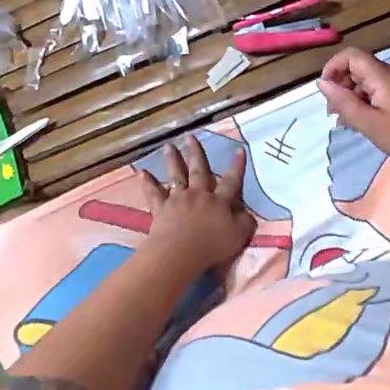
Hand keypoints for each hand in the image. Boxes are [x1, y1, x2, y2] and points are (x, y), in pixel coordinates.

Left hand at [140, 135, 254, 270]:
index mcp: (220, 202)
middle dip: (196, 153)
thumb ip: (245, 222)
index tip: (238, 149)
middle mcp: (199, 195)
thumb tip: (246, 212)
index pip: (232, 181)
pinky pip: (154, 194)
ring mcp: (178, 200)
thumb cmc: (213, 247)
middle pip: (199, 171)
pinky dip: (148, 183)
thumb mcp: (239, 235)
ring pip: (176, 176)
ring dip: (173, 160)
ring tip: (169, 147)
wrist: (181, 252)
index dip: (236, 166)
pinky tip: (142, 173)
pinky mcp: (161, 209)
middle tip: (190, 137)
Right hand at [318, 47, 389, 171]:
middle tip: (334, 112)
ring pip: (368, 78)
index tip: (326, 91)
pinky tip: (364, 119)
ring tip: (347, 119)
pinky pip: (379, 87)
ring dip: (352, 94)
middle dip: (341, 84)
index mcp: (383, 76)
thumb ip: (344, 102)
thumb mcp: (369, 124)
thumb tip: (322, 83)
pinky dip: (366, 98)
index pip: (351, 55)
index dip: (333, 67)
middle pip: (358, 66)